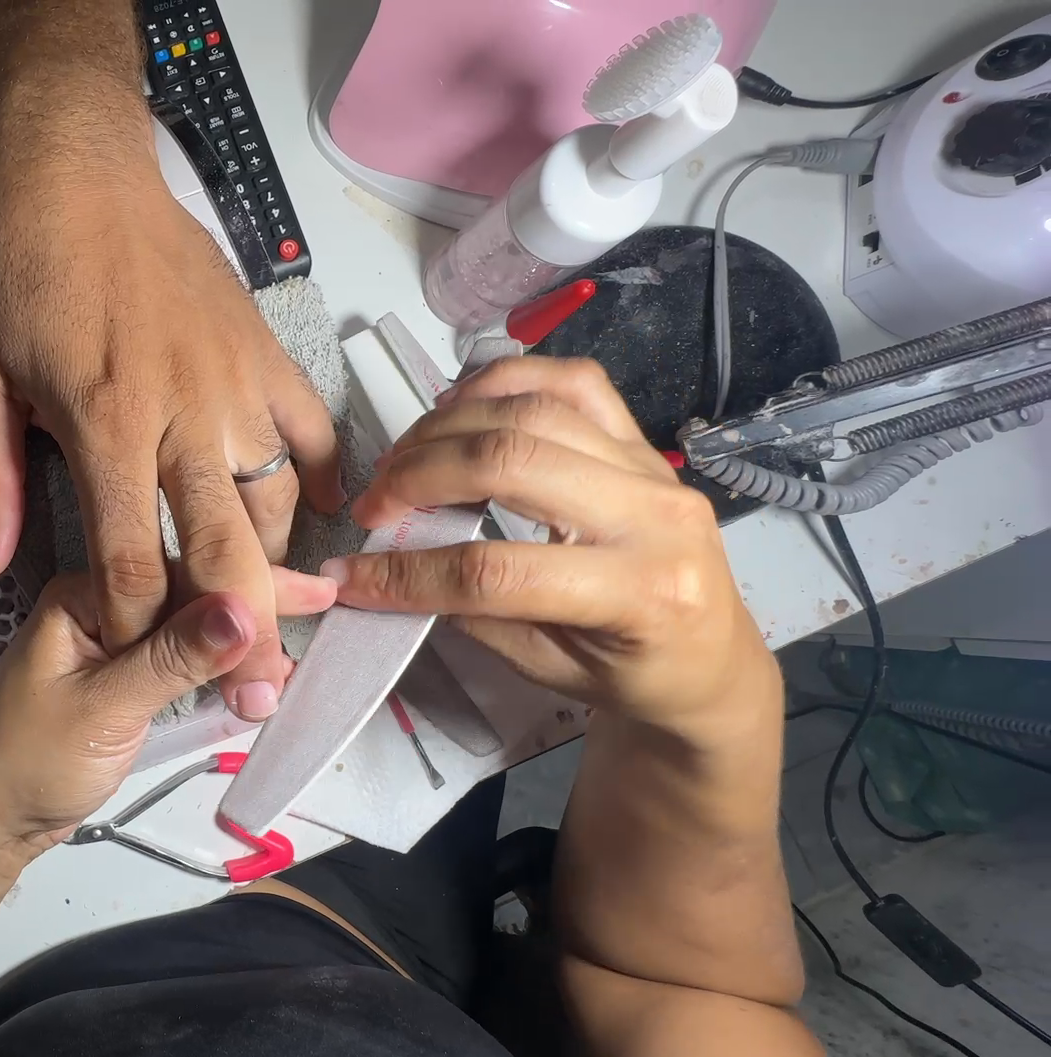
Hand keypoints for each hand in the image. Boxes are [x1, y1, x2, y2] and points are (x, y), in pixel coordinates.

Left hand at [0, 134, 343, 721]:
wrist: (78, 172)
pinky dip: (323, 481)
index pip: (133, 559)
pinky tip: (319, 518)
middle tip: (257, 685)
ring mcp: (236, 382)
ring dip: (274, 564)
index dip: (140, 623)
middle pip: (226, 547)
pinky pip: (313, 431)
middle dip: (241, 629)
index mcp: (106, 424)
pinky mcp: (264, 352)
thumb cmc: (20, 269)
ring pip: (275, 500)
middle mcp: (184, 414)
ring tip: (271, 611)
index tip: (141, 654)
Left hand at [0, 568, 336, 858]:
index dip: (241, 587)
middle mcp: (101, 605)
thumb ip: (174, 658)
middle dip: (253, 603)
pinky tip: (260, 660)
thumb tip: (245, 610)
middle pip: (188, 596)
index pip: (175, 574)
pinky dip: (220, 663)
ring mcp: (113, 641)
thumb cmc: (33, 761)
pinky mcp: (124, 676)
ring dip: (244, 634)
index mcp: (84, 593)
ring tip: (309, 622)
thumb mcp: (106, 706)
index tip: (310, 595)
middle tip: (327, 595)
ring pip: (190, 628)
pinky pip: (180, 659)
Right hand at [323, 356, 776, 734]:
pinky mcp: (641, 440)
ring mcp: (652, 466)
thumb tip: (377, 570)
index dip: (405, 573)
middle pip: (512, 462)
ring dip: (444, 429)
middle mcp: (656, 515)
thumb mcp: (539, 664)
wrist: (710, 655)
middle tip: (372, 505)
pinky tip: (454, 407)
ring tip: (401, 461)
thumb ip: (464, 610)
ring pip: (532, 411)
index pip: (493, 572)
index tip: (347, 573)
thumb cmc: (624, 672)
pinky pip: (571, 381)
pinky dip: (500, 382)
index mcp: (639, 594)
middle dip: (418, 478)